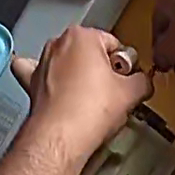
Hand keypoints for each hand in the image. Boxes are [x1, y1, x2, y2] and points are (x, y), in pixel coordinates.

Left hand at [11, 26, 151, 164]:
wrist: (60, 138)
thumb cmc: (89, 111)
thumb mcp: (131, 93)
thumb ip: (143, 81)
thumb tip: (143, 82)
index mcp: (83, 36)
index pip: (114, 45)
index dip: (125, 65)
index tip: (129, 80)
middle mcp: (58, 45)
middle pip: (89, 53)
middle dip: (101, 71)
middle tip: (113, 94)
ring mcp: (42, 64)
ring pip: (66, 64)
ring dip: (77, 77)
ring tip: (90, 101)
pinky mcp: (31, 84)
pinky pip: (36, 75)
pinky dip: (45, 81)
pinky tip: (56, 90)